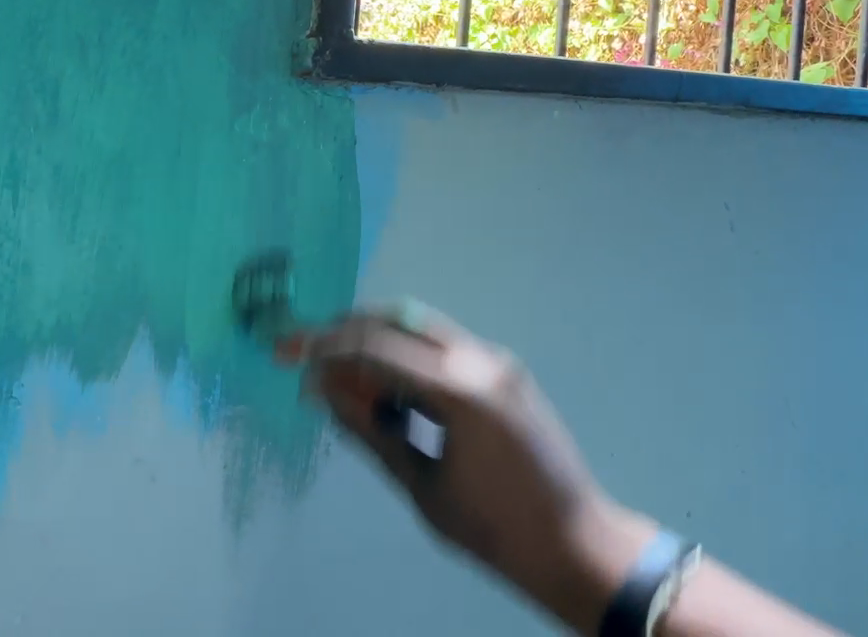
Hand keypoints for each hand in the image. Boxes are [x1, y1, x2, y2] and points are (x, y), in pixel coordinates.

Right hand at [284, 307, 657, 634]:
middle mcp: (479, 360)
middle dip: (342, 331)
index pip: (374, 347)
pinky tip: (385, 389)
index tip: (284, 353)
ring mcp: (495, 361)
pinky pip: (439, 347)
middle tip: (305, 352)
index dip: (321, 347)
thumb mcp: (421, 485)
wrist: (583, 549)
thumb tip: (319, 390)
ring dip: (372, 341)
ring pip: (416, 326)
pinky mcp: (503, 371)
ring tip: (340, 375)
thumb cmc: (497, 531)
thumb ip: (368, 429)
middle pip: (393, 319)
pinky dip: (403, 356)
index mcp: (461, 391)